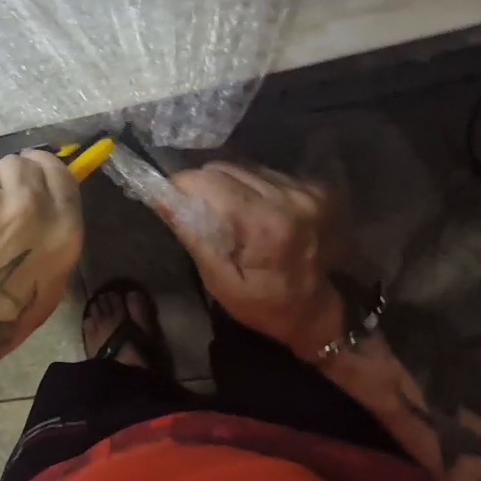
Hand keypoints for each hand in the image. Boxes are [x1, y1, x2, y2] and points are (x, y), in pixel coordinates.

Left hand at [0, 151, 82, 365]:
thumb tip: (40, 202)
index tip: (25, 176)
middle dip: (2, 180)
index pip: (56, 171)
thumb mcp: (50, 277)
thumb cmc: (0, 315)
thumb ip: (51, 231)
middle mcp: (26, 202)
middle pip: (15, 163)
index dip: (39, 169)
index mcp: (61, 226)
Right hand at [161, 161, 347, 358]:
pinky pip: (264, 173)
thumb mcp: (220, 281)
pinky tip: (254, 211)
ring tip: (229, 215)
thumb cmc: (265, 304)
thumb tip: (160, 197)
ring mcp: (306, 191)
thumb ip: (194, 236)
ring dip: (228, 185)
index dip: (181, 188)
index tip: (173, 204)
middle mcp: (289, 198)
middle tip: (200, 214)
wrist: (320, 314)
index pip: (206, 181)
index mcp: (265, 223)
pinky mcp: (315, 188)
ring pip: (242, 167)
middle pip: (223, 168)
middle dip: (203, 187)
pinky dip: (250, 187)